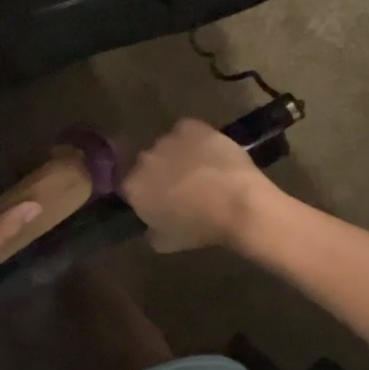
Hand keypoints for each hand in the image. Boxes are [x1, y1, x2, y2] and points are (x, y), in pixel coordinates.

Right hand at [122, 119, 275, 250]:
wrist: (237, 203)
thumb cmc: (200, 228)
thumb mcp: (168, 243)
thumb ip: (151, 232)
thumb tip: (150, 228)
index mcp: (133, 187)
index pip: (131, 187)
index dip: (146, 194)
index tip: (160, 202)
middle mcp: (143, 159)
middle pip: (147, 164)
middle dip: (160, 173)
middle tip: (181, 187)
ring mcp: (166, 139)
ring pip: (167, 146)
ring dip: (177, 156)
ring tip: (200, 169)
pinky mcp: (190, 126)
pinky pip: (187, 131)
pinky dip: (195, 140)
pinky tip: (210, 153)